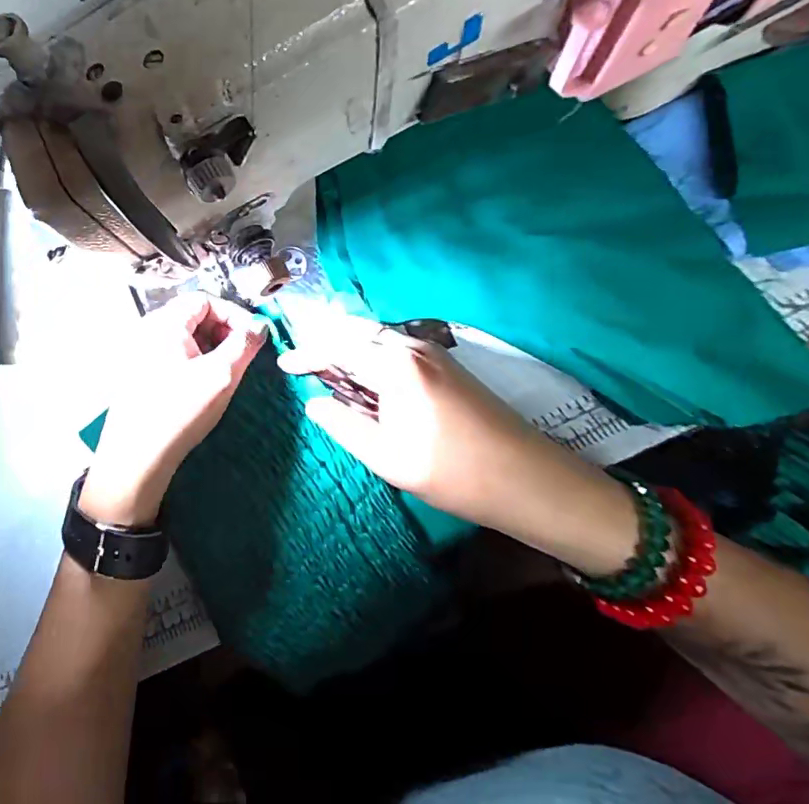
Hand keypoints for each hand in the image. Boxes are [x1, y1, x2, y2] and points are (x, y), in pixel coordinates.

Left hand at [79, 293, 265, 525]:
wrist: (136, 458)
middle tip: (241, 355)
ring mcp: (140, 352)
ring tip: (225, 373)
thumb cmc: (179, 412)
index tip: (252, 337)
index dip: (234, 313)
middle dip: (224, 331)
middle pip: (194, 315)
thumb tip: (260, 325)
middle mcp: (148, 330)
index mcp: (164, 323)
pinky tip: (204, 386)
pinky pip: (174, 354)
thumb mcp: (221, 375)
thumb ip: (245, 344)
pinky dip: (195, 361)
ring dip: (212, 348)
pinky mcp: (139, 374)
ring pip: (186, 337)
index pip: (205, 299)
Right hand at [276, 313, 638, 576]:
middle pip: (360, 332)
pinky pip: (398, 347)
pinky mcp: (447, 365)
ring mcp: (435, 352)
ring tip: (327, 366)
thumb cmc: (452, 471)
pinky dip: (373, 353)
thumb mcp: (388, 456)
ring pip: (380, 338)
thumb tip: (314, 402)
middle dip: (328, 342)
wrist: (524, 475)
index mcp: (396, 364)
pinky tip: (366, 374)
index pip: (340, 348)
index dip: (308, 354)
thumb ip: (344, 425)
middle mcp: (414, 347)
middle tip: (302, 361)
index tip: (283, 364)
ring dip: (351, 346)